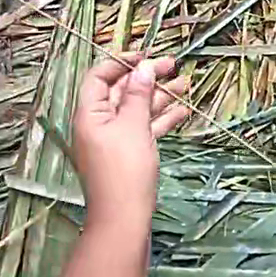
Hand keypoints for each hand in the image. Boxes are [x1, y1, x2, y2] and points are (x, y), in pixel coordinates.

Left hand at [73, 53, 191, 227]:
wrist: (124, 220)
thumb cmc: (125, 171)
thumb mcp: (133, 127)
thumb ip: (138, 95)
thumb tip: (143, 68)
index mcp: (88, 114)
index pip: (99, 77)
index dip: (122, 62)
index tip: (147, 56)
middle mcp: (98, 124)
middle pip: (121, 92)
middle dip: (148, 78)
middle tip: (175, 66)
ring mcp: (114, 141)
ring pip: (137, 111)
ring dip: (160, 97)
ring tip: (186, 84)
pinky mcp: (128, 155)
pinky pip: (144, 130)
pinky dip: (161, 120)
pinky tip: (182, 111)